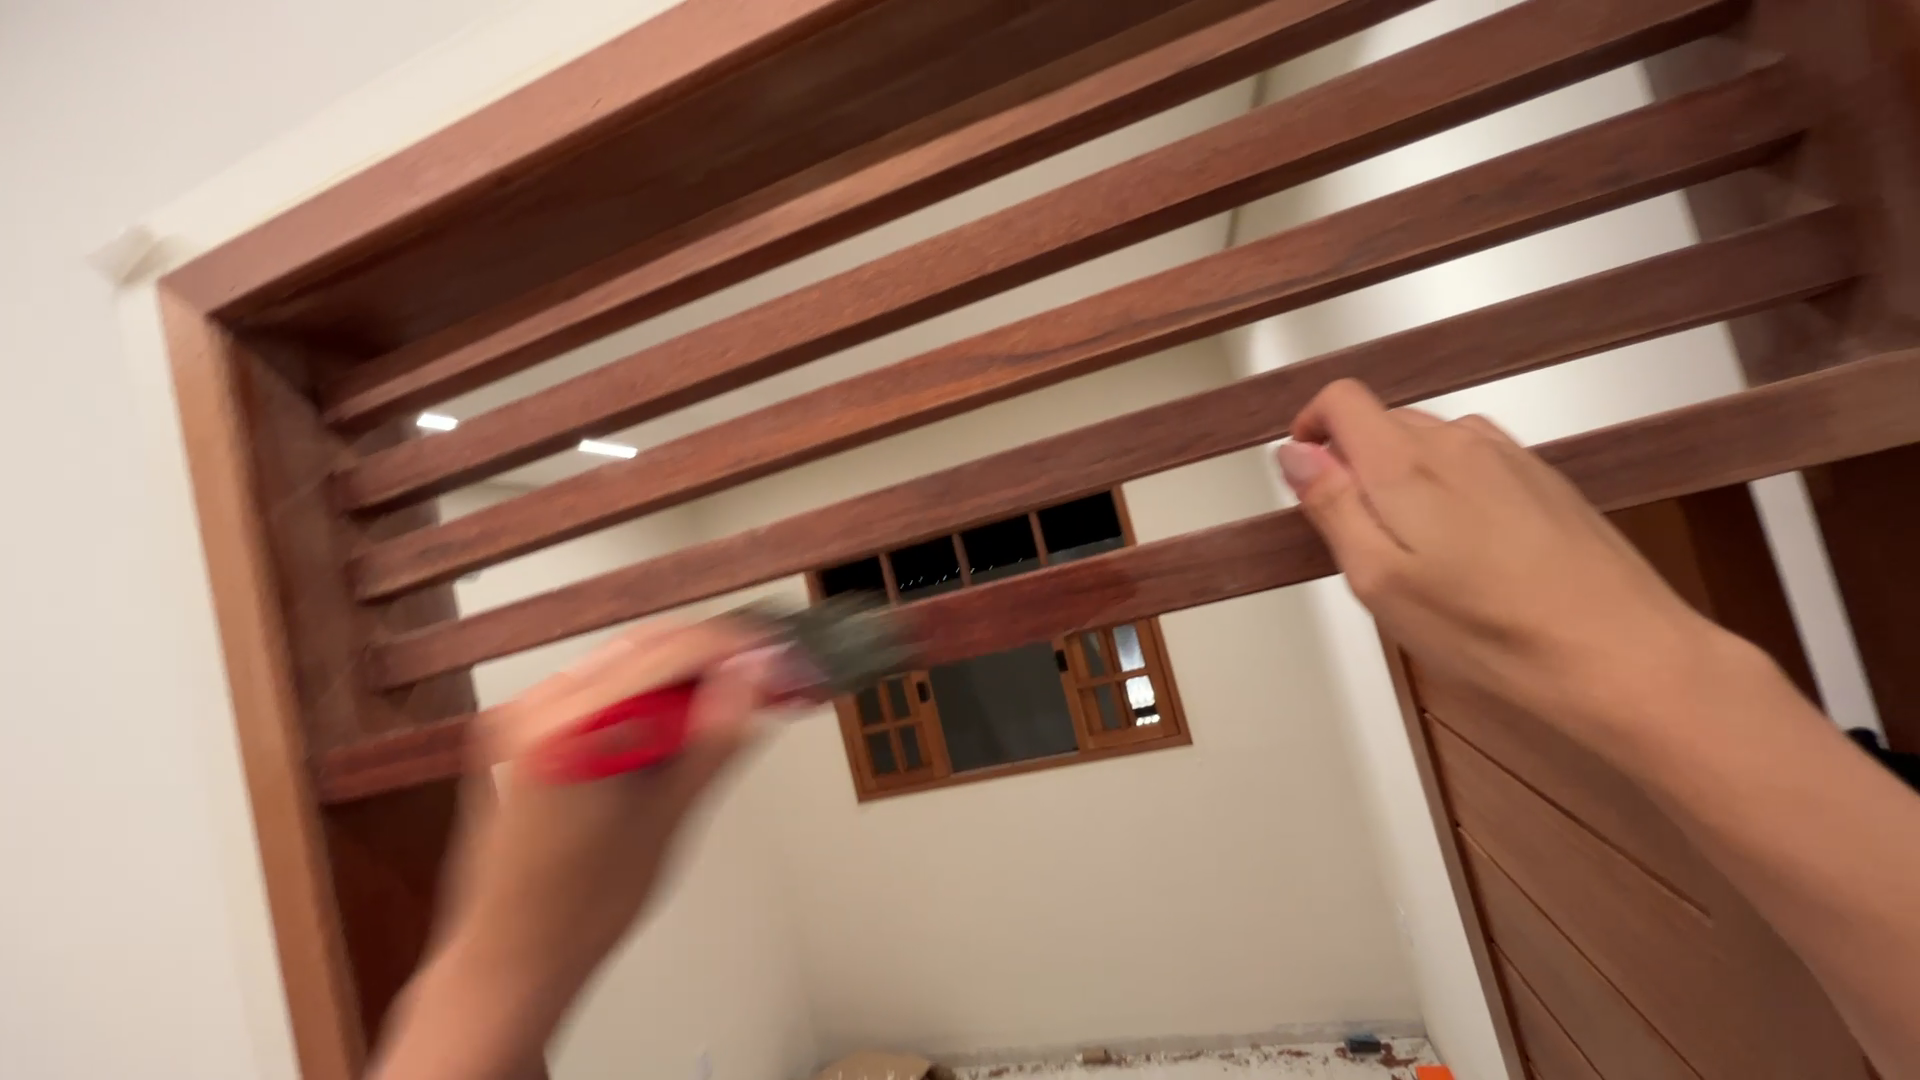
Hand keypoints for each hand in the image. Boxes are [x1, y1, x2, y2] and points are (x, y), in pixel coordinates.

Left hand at [371, 618, 778, 1079]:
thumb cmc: (577, 911)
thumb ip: (715, 735)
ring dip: (689, 672)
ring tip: (740, 697)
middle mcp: (537, 708)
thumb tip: (757, 677)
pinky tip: (689, 717)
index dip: (736, 650)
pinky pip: (608, 685)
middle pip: (650, 646)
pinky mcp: (531, 728)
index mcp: (566, 730)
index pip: (671, 654)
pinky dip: (656, 693)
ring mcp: (527, 715)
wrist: (509, 960)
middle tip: (770, 676)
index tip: (780, 659)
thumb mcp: (667, 816)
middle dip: (717, 656)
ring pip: (631, 659)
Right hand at [1276, 379, 1722, 748]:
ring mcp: (1508, 457)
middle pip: (1381, 420)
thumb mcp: (1377, 578)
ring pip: (1426, 442)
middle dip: (1351, 464)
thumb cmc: (1487, 629)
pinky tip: (1463, 550)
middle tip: (1357, 538)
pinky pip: (1469, 462)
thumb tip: (1295, 453)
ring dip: (1398, 478)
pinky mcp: (1542, 479)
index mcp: (1407, 463)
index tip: (1306, 475)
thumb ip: (1331, 505)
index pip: (1342, 399)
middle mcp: (1459, 443)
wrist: (1621, 656)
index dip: (1311, 427)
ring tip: (1412, 550)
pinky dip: (1444, 489)